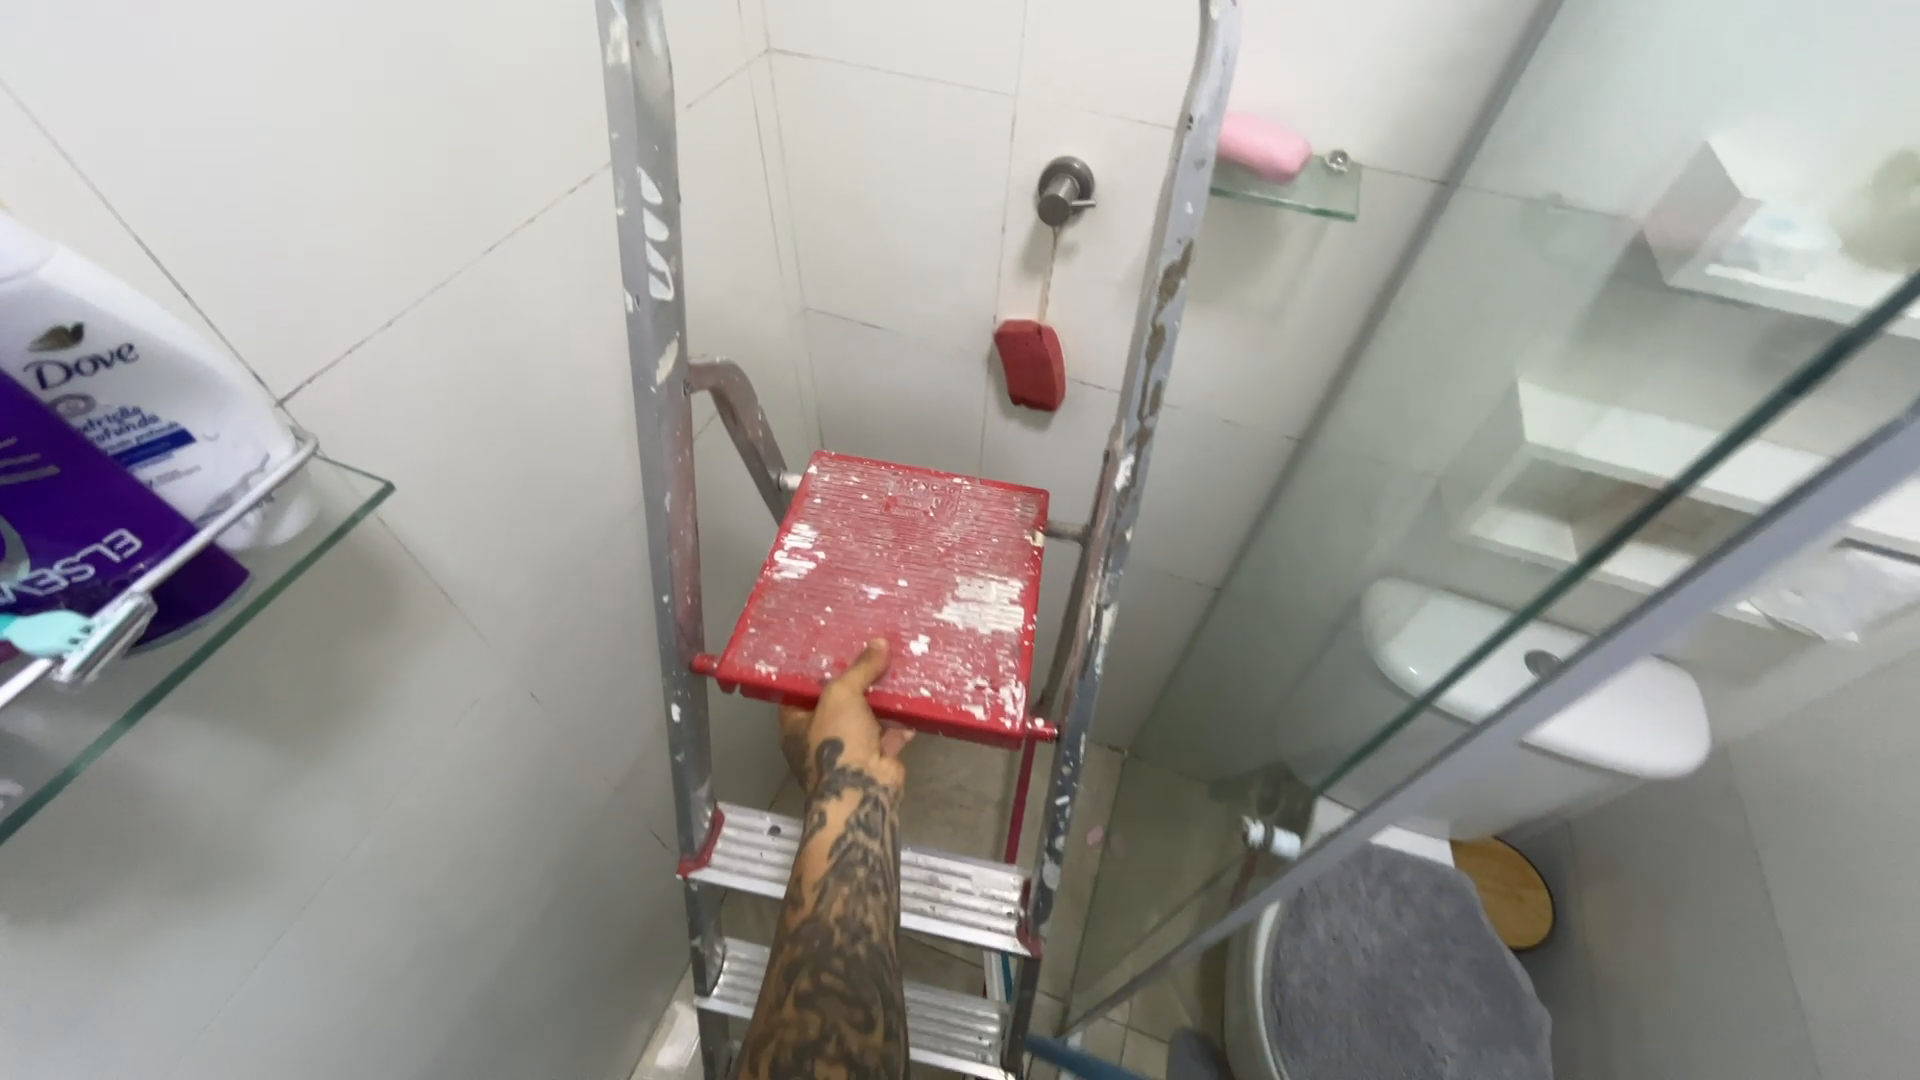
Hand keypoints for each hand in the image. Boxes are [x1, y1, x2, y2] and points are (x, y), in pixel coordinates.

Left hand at [779, 638, 913, 794]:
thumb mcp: (841, 694)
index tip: (835, 651)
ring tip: (896, 668)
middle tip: (872, 654)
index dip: (817, 672)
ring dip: (882, 698)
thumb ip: (859, 668)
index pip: (801, 693)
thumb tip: (879, 643)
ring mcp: (850, 749)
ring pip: (867, 716)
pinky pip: (890, 732)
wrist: (862, 790)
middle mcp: (820, 738)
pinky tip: (911, 698)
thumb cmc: (836, 740)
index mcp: (797, 725)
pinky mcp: (877, 757)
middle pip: (839, 702)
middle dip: (857, 682)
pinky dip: (901, 719)